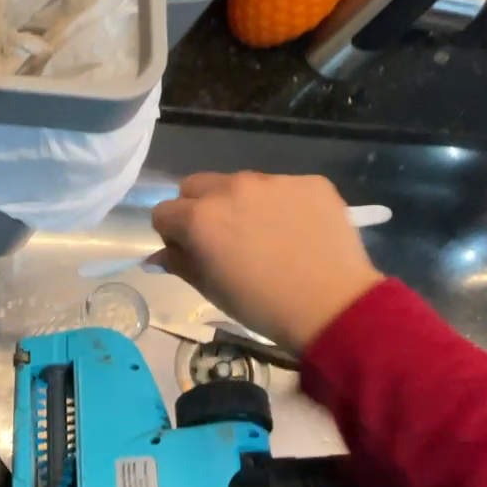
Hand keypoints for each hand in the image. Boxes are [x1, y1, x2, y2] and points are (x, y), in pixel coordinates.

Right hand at [151, 172, 382, 350]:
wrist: (328, 303)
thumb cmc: (257, 304)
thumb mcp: (208, 288)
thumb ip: (179, 263)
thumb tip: (157, 256)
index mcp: (198, 218)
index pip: (163, 212)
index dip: (170, 234)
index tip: (187, 252)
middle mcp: (231, 188)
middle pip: (195, 185)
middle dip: (197, 207)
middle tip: (218, 238)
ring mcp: (273, 181)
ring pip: (239, 184)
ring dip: (238, 203)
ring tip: (261, 235)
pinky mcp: (309, 182)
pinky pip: (280, 187)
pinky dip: (277, 205)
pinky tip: (292, 232)